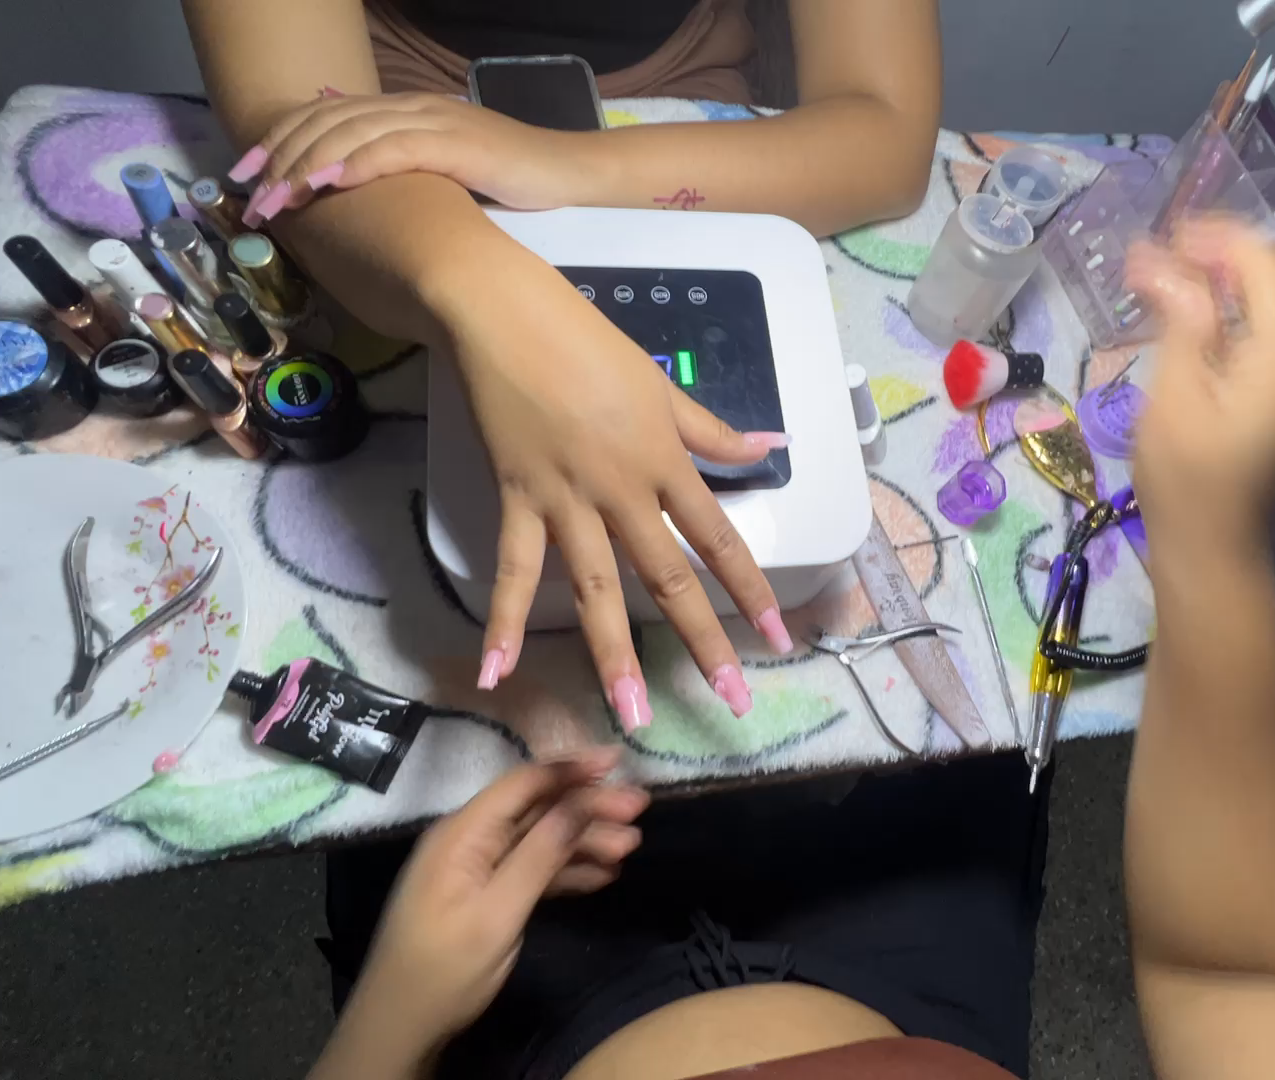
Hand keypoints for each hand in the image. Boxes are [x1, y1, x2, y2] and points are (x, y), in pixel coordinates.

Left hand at [228, 91, 599, 223]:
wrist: (566, 171)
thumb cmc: (515, 179)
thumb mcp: (452, 170)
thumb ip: (412, 169)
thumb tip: (370, 189)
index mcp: (407, 111)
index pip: (330, 117)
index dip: (285, 142)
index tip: (251, 175)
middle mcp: (411, 107)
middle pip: (328, 121)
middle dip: (279, 156)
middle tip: (246, 192)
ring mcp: (432, 122)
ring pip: (351, 133)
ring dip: (305, 165)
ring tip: (274, 198)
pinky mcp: (454, 145)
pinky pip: (393, 149)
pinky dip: (355, 164)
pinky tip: (326, 183)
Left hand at [362, 748, 648, 1039]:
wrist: (399, 1034)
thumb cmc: (443, 972)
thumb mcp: (496, 915)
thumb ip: (540, 854)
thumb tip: (581, 801)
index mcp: (463, 832)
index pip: (525, 783)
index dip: (572, 768)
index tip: (618, 761)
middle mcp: (472, 838)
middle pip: (539, 808)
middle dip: (589, 806)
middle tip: (639, 808)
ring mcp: (480, 865)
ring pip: (542, 838)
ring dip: (586, 840)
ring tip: (631, 846)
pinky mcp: (488, 891)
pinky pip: (535, 867)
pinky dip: (569, 869)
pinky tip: (604, 874)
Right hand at [438, 235, 792, 728]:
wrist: (505, 315)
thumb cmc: (590, 344)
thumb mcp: (662, 385)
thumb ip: (713, 430)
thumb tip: (771, 444)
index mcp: (665, 462)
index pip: (720, 538)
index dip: (752, 591)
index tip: (779, 639)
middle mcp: (623, 493)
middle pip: (668, 577)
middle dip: (703, 641)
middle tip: (731, 699)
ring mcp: (566, 502)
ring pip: (594, 590)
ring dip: (615, 655)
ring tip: (633, 714)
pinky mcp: (516, 501)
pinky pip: (511, 569)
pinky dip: (500, 621)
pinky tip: (496, 674)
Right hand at [1126, 218, 1274, 551]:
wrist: (1208, 546)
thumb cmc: (1183, 479)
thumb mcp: (1173, 395)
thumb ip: (1180, 321)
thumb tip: (1164, 261)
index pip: (1267, 266)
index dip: (1219, 238)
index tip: (1164, 233)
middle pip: (1268, 284)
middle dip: (1211, 260)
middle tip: (1149, 260)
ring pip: (1261, 310)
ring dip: (1212, 289)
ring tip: (1154, 284)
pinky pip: (1256, 340)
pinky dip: (1219, 321)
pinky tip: (1178, 324)